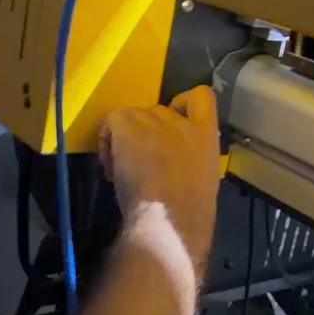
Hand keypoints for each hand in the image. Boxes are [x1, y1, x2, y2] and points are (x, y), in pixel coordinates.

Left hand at [99, 86, 222, 268]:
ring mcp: (153, 119)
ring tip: (123, 167)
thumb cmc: (190, 211)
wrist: (170, 217)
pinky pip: (112, 121)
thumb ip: (191, 158)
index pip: (202, 97)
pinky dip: (107, 140)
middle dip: (149, 132)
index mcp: (206, 134)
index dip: (184, 104)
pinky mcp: (128, 123)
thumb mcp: (203, 176)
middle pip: (159, 111)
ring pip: (133, 117)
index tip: (175, 123)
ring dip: (127, 137)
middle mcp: (180, 120)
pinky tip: (111, 167)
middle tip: (142, 161)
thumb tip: (174, 162)